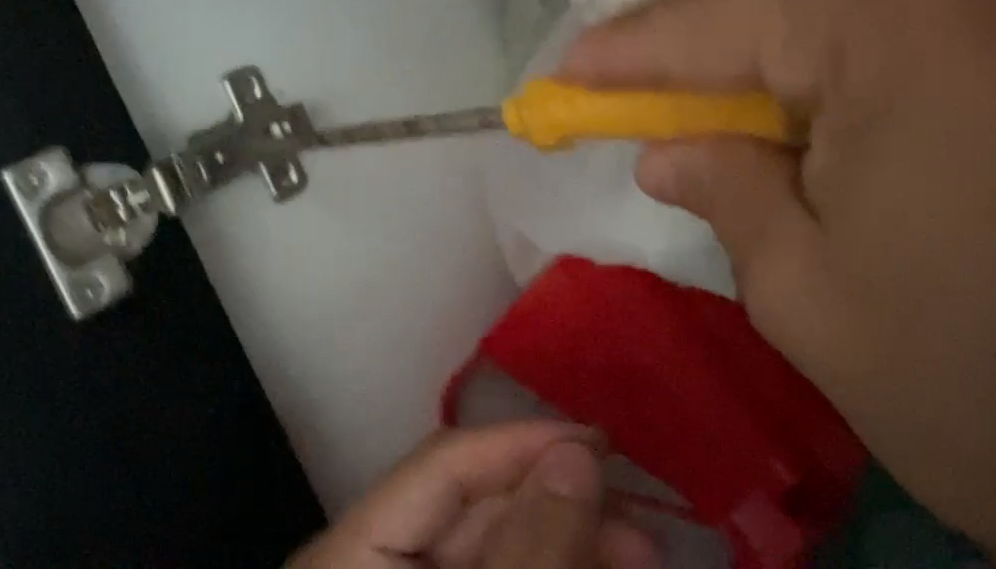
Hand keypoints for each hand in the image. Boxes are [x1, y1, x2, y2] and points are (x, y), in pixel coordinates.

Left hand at [287, 420, 657, 568]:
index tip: (604, 439)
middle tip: (644, 513)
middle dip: (566, 503)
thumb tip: (578, 452)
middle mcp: (377, 561)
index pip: (445, 462)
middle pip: (480, 507)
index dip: (525, 441)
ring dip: (572, 541)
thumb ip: (525, 548)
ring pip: (500, 548)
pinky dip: (552, 568)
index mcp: (351, 551)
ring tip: (644, 548)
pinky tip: (603, 566)